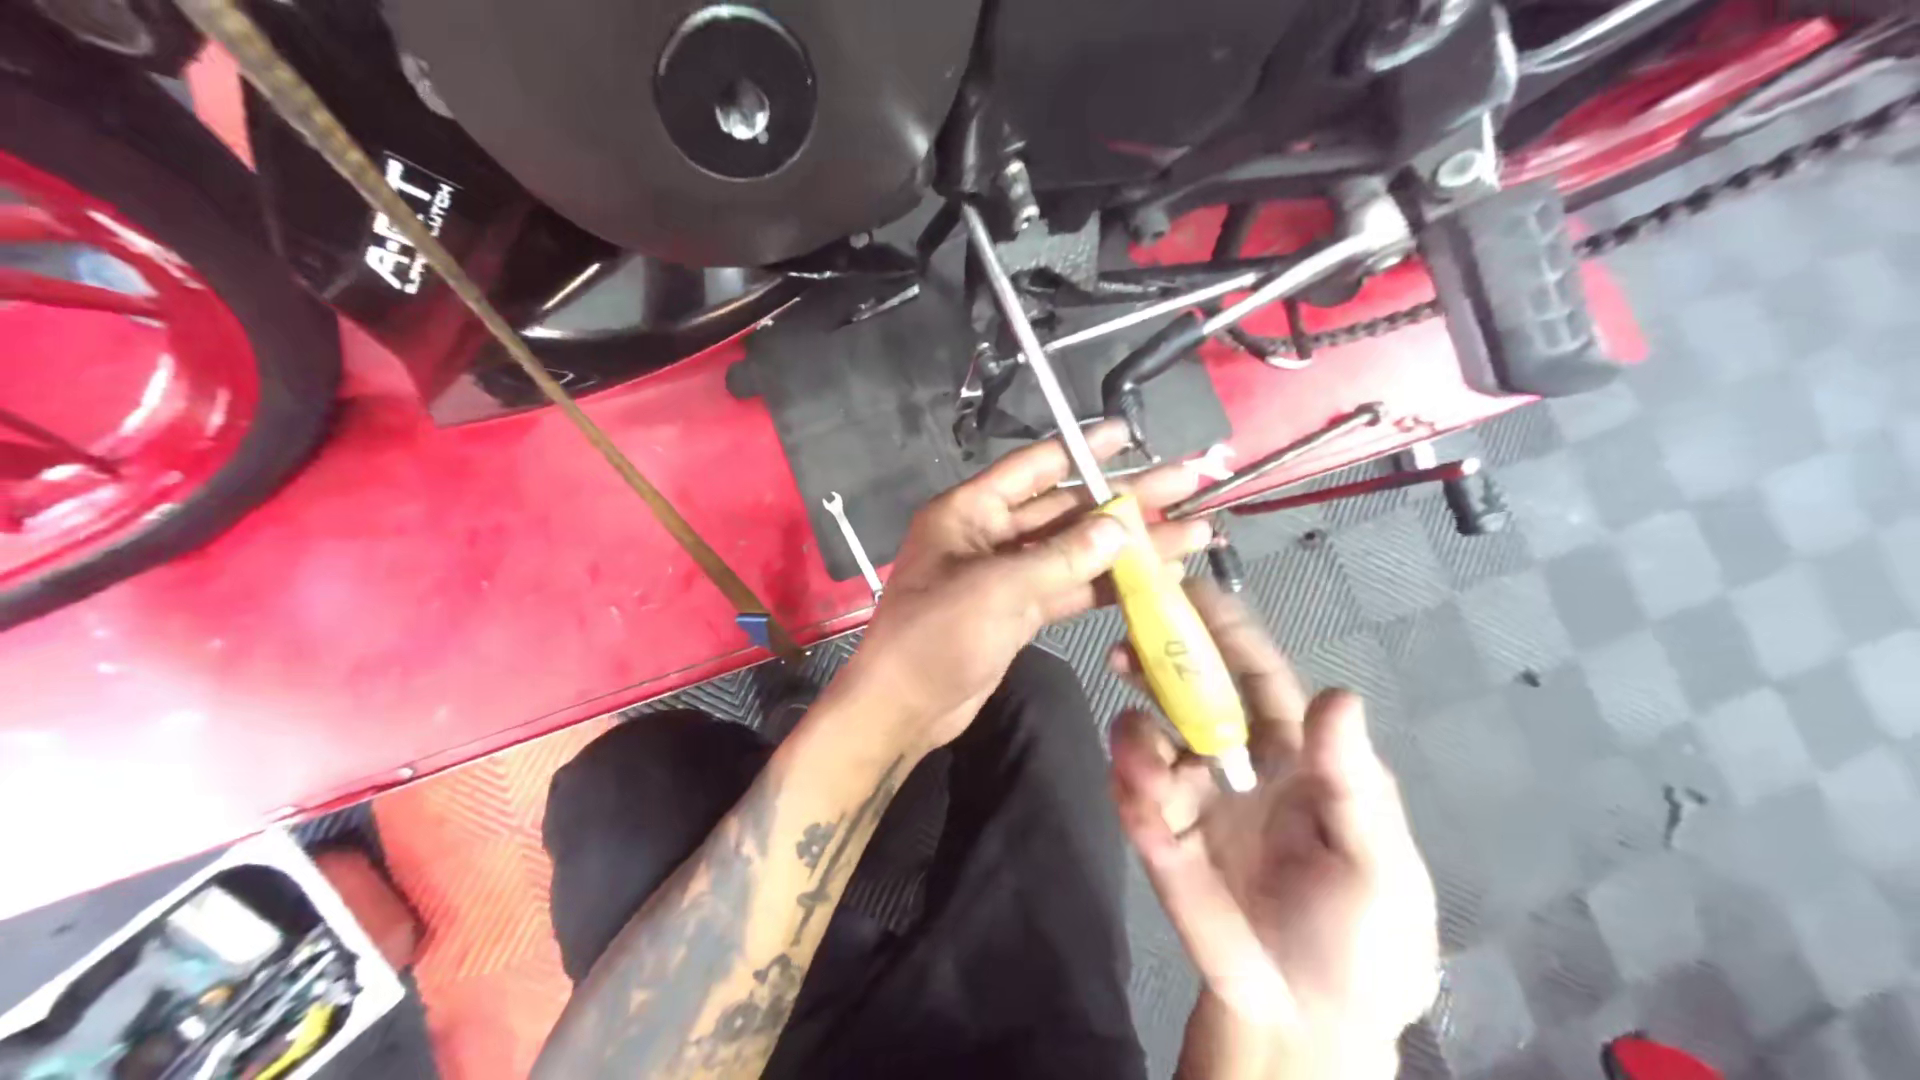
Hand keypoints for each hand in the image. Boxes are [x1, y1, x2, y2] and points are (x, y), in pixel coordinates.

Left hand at [838, 421, 1211, 755]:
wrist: (905, 707)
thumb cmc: (937, 635)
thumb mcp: (998, 589)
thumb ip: (1064, 556)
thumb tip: (1121, 527)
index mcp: (970, 511)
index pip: (1034, 467)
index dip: (1083, 450)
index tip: (1129, 436)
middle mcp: (990, 534)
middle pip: (1066, 509)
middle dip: (1123, 498)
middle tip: (1184, 482)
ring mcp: (1007, 574)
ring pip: (1076, 550)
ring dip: (1128, 544)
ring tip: (1191, 530)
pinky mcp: (1020, 610)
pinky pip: (1070, 587)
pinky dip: (1108, 582)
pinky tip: (1155, 574)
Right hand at [1108, 586, 1437, 1079]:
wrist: (1309, 1019)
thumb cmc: (1365, 937)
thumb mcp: (1379, 862)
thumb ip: (1354, 783)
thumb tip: (1338, 696)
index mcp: (1291, 751)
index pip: (1251, 672)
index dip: (1223, 629)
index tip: (1187, 590)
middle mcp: (1232, 758)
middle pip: (1187, 690)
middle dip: (1155, 659)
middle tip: (1125, 643)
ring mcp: (1190, 794)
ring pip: (1148, 736)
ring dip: (1136, 729)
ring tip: (1141, 749)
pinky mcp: (1158, 834)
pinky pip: (1132, 794)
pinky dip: (1127, 782)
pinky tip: (1138, 791)